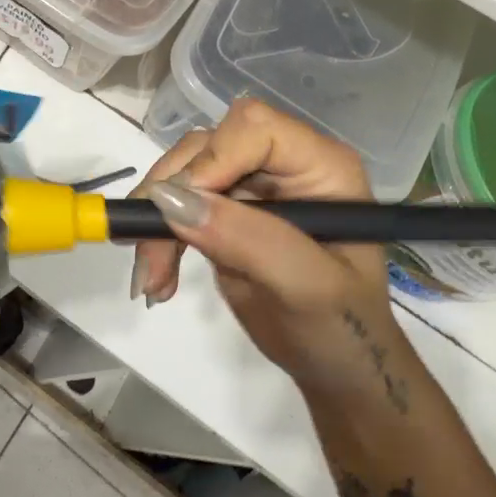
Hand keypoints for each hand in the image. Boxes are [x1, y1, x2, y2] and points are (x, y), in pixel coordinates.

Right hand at [129, 99, 397, 387]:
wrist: (335, 368)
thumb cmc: (344, 329)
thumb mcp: (308, 288)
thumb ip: (248, 239)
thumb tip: (171, 200)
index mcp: (319, 165)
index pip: (254, 128)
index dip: (213, 160)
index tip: (185, 213)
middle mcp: (280, 164)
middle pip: (205, 148)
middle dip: (170, 199)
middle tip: (151, 257)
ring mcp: (248, 186)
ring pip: (180, 174)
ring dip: (154, 222)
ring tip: (152, 278)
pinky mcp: (222, 211)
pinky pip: (173, 204)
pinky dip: (155, 236)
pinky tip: (156, 277)